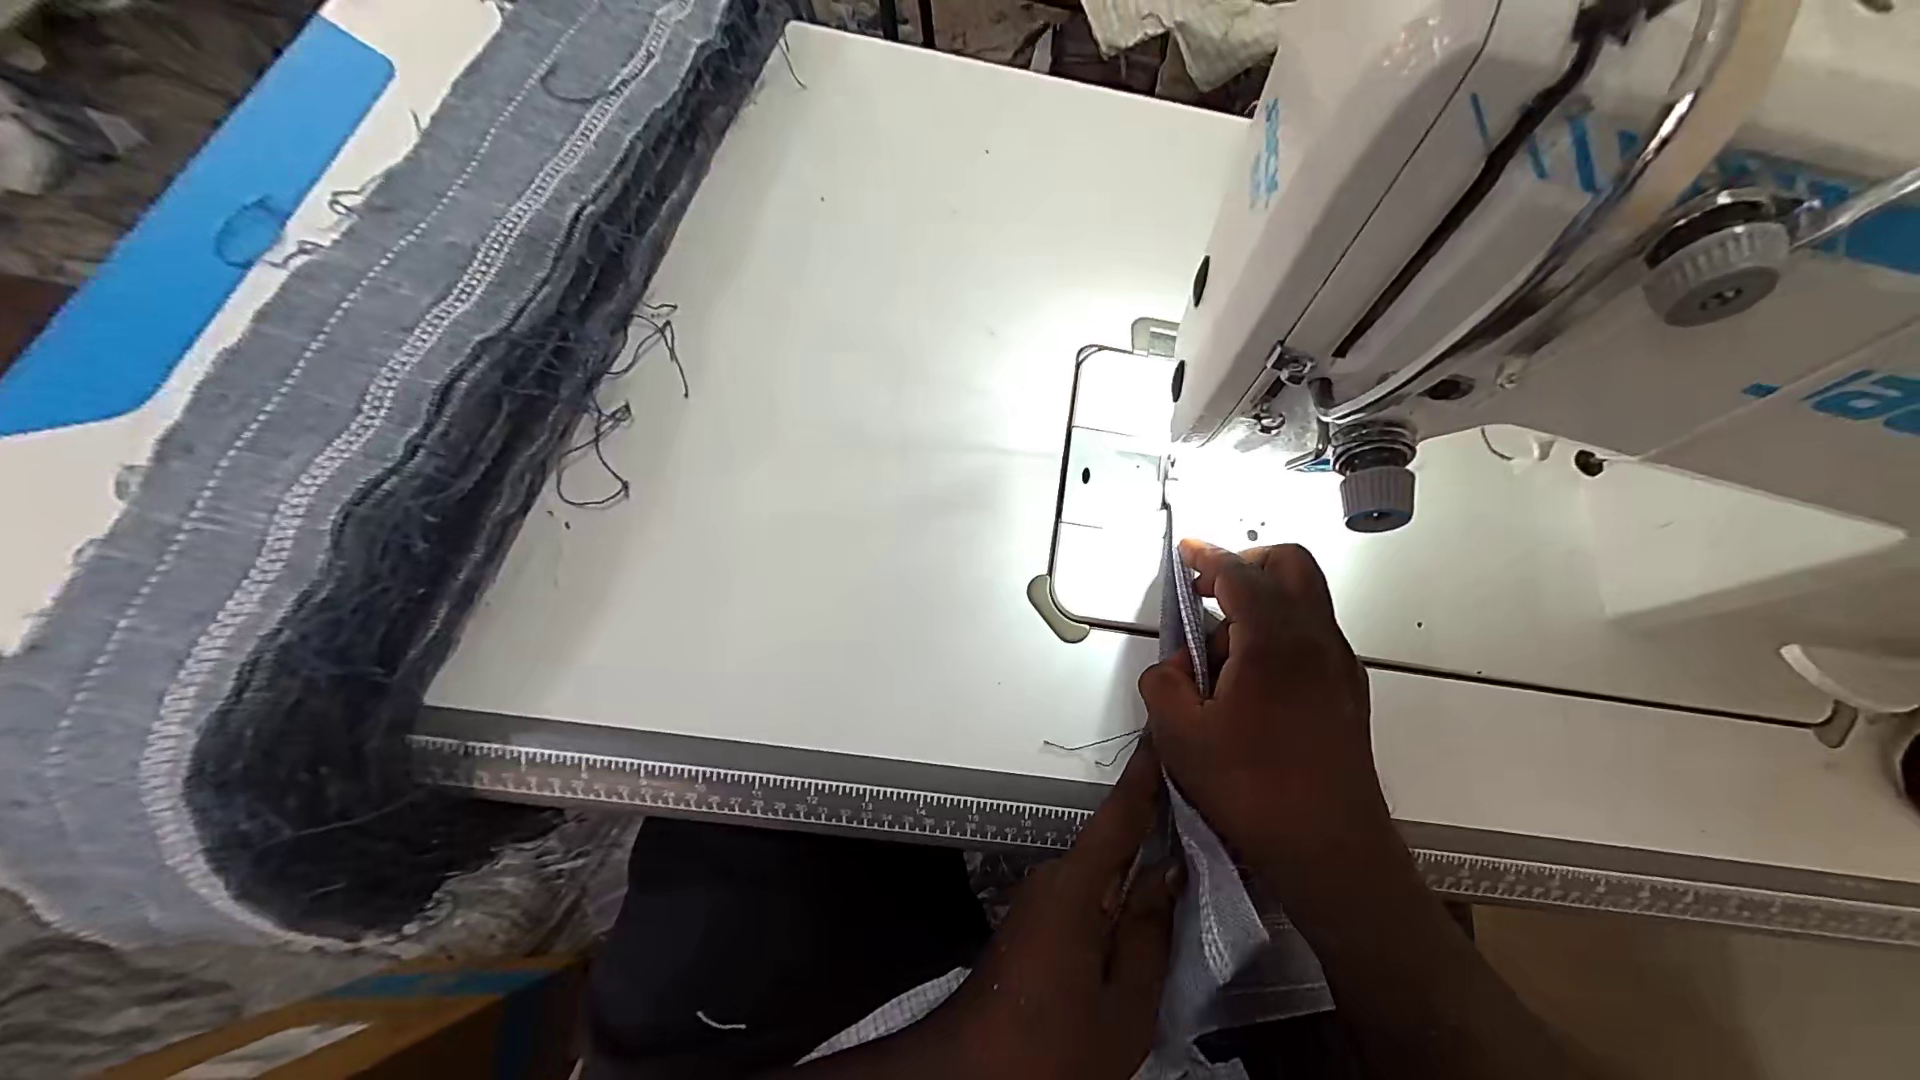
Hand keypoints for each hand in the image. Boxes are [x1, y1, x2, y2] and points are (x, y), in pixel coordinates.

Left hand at [913, 744, 1179, 1079]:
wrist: (973, 1070)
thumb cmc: (1054, 1044)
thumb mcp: (1124, 1003)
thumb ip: (1149, 932)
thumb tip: (1168, 873)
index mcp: (1077, 886)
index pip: (1119, 816)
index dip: (1143, 774)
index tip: (1159, 733)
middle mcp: (1055, 877)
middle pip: (1113, 844)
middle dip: (1153, 832)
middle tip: (1199, 819)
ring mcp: (1040, 896)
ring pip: (1101, 873)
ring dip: (1136, 870)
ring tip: (1182, 870)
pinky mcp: (1035, 917)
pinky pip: (1085, 893)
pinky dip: (1116, 895)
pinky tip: (1140, 912)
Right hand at [1137, 541, 1388, 879]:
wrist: (1332, 852)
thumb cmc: (1253, 789)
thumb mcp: (1179, 735)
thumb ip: (1163, 682)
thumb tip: (1176, 665)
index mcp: (1276, 641)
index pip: (1239, 573)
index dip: (1206, 556)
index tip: (1186, 551)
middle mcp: (1317, 642)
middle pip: (1291, 566)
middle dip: (1245, 563)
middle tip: (1208, 589)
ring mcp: (1339, 666)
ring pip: (1304, 600)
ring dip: (1260, 602)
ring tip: (1218, 654)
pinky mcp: (1346, 692)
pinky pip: (1310, 635)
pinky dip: (1276, 631)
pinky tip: (1246, 681)